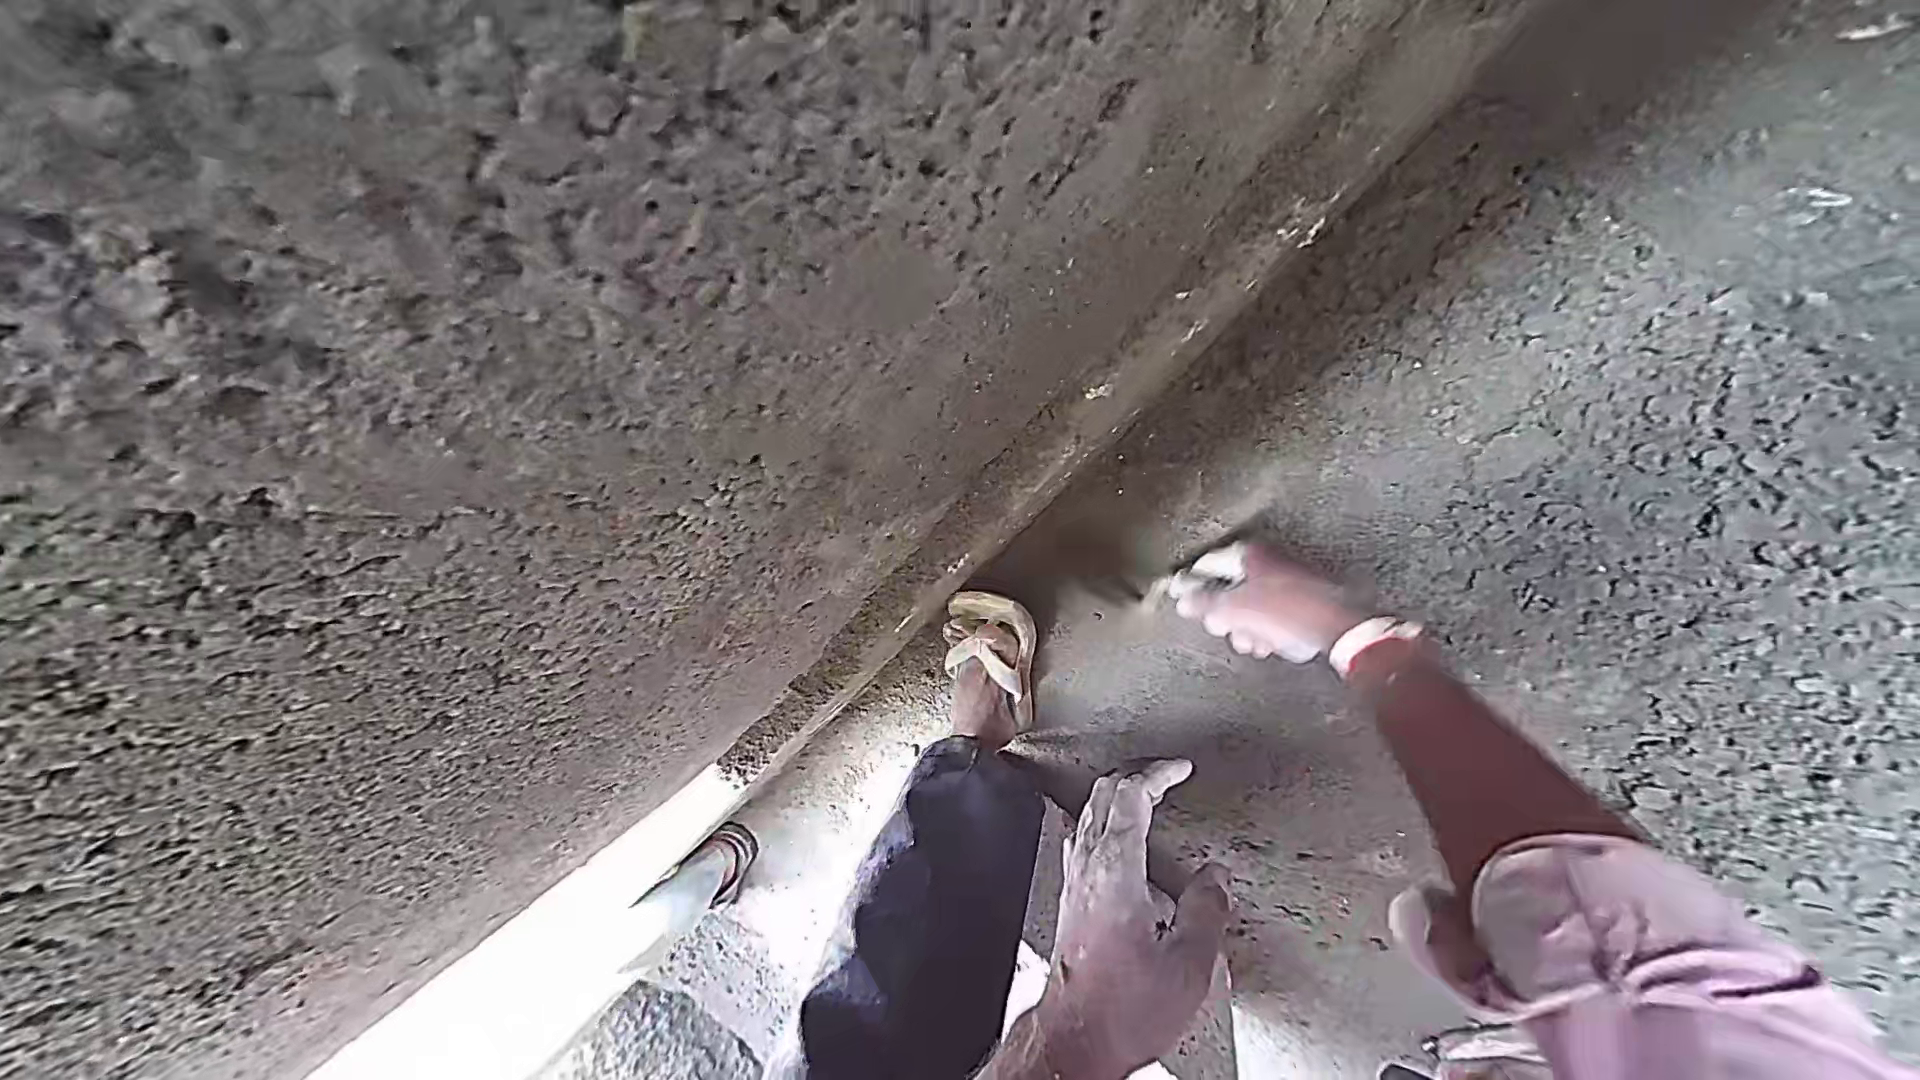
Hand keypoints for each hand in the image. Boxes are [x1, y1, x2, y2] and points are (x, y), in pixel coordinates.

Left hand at [1034, 760, 1230, 1078]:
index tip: (1180, 768)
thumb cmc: (1124, 1004)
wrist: (1077, 1033)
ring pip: (1090, 808)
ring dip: (1118, 790)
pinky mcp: (1071, 890)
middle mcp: (1089, 861)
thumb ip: (1207, 910)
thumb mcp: (1188, 963)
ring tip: (1146, 792)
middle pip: (1105, 791)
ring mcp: (1075, 874)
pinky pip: (1083, 831)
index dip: (1158, 773)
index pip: (1132, 794)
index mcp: (1116, 866)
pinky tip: (1113, 831)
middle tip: (1166, 773)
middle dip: (1138, 772)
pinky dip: (1104, 814)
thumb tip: (1217, 875)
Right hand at [1165, 542, 1365, 661]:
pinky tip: (1266, 643)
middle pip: (1228, 586)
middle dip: (1222, 612)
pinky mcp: (1303, 599)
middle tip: (1220, 628)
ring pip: (1250, 602)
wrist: (1342, 631)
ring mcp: (1288, 579)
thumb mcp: (1234, 610)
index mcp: (1249, 554)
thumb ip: (1203, 603)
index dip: (1189, 584)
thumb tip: (1183, 599)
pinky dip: (1264, 627)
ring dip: (1244, 625)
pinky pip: (1271, 611)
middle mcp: (1268, 560)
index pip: (1206, 564)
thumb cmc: (1289, 613)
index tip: (1181, 600)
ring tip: (1247, 642)